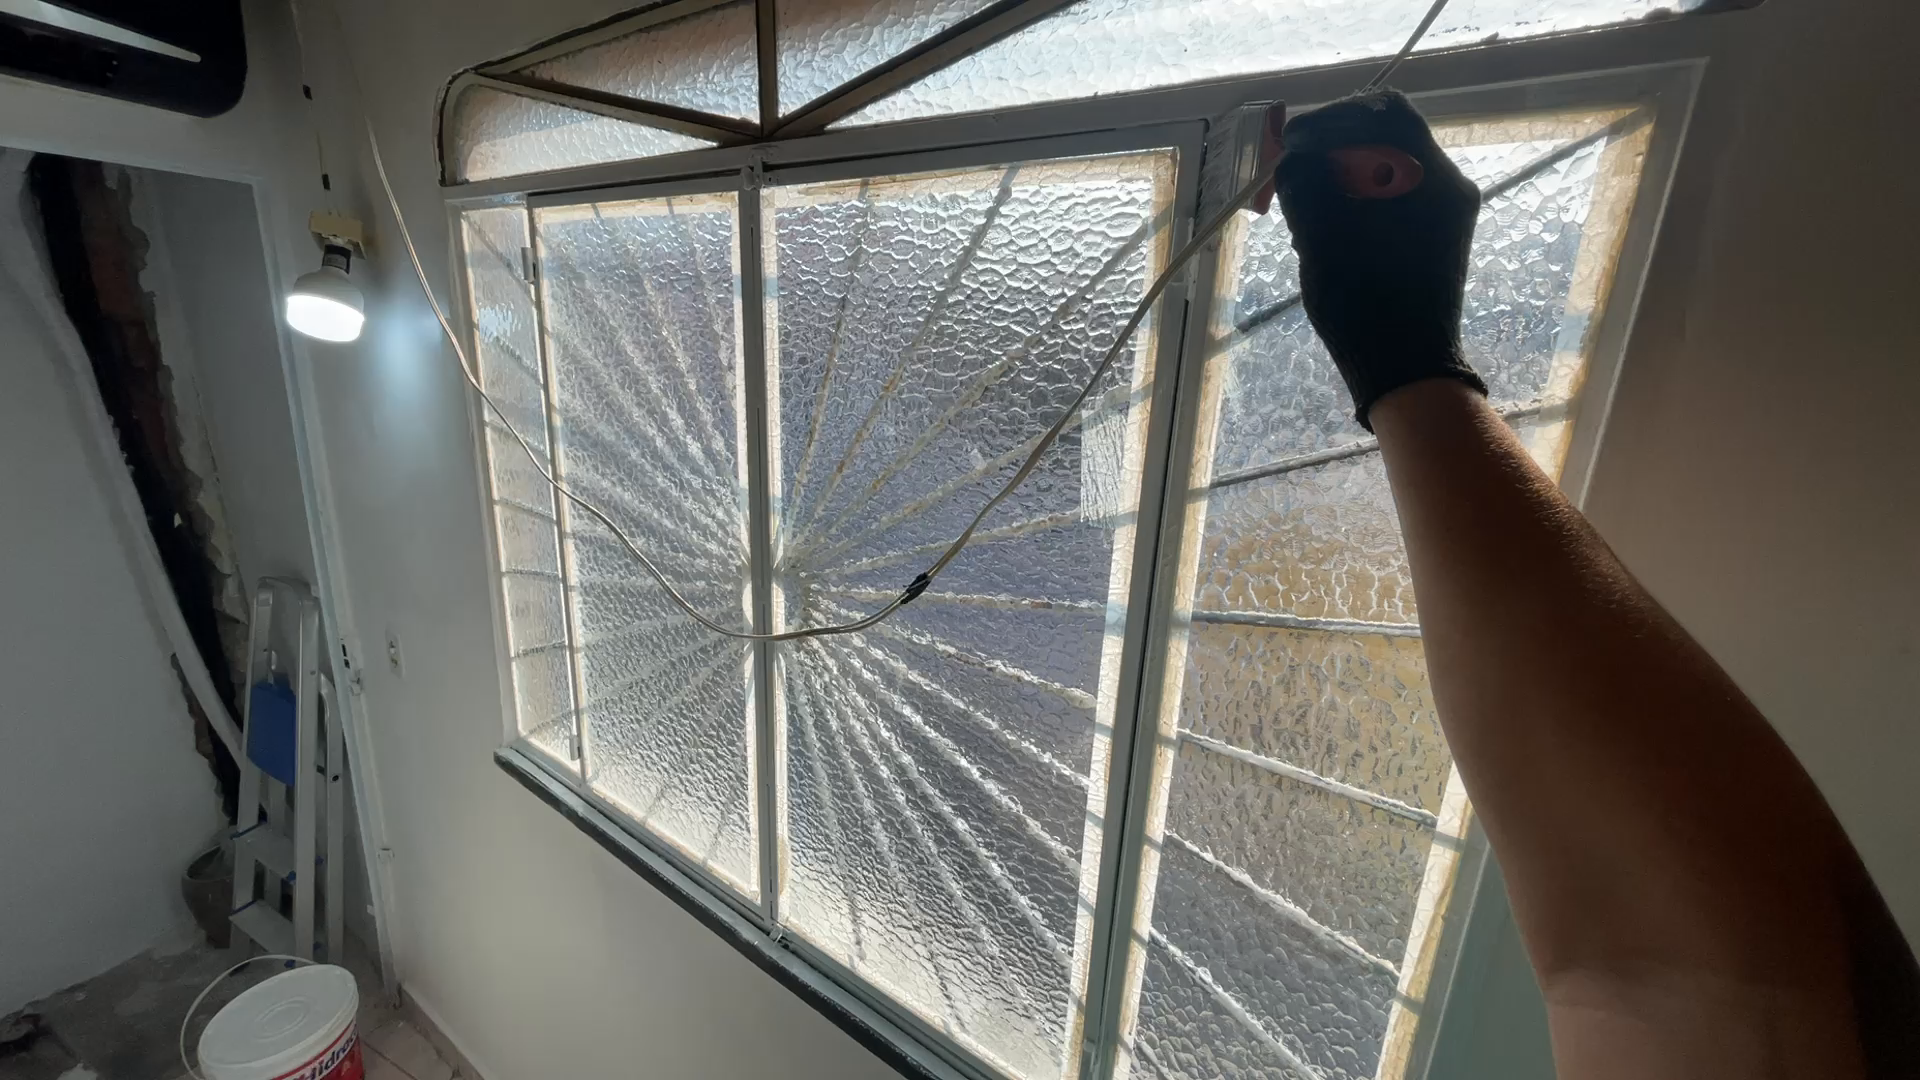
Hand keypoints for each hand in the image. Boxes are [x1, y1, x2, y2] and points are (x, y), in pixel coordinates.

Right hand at [1273, 90, 1485, 430]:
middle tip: (1291, 173)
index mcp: (1428, 178)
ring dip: (1340, 179)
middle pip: (1384, 140)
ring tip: (1303, 212)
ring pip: (1384, 172)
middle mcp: (1444, 186)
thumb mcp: (1323, 246)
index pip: (1381, 113)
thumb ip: (1308, 192)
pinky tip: (1326, 234)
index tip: (1289, 142)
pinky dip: (1354, 205)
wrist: (1406, 368)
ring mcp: (1440, 214)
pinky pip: (1390, 202)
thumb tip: (1292, 159)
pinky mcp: (1430, 240)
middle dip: (1331, 150)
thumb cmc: (1364, 309)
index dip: (1329, 119)